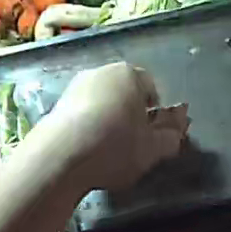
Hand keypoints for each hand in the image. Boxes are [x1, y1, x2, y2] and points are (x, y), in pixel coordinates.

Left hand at [23, 63, 187, 191]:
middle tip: (129, 144)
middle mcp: (99, 73)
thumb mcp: (151, 150)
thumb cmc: (113, 148)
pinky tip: (83, 152)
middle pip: (121, 93)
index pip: (150, 87)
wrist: (57, 158)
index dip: (153, 112)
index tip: (150, 135)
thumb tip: (177, 129)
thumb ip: (169, 138)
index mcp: (129, 74)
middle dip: (127, 115)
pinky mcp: (53, 108)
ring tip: (103, 151)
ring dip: (103, 122)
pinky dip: (83, 130)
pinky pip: (77, 117)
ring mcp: (72, 89)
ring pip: (97, 104)